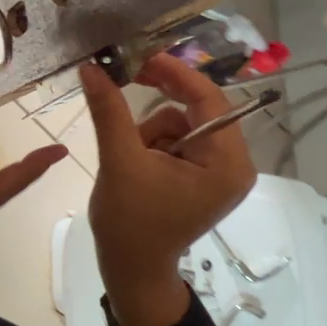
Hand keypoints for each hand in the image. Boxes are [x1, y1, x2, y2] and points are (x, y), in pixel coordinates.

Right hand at [80, 53, 257, 325]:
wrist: (132, 270)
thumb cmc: (131, 222)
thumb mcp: (119, 162)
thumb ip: (109, 111)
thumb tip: (92, 67)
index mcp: (227, 163)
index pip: (208, 101)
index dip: (175, 73)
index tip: (139, 56)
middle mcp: (234, 165)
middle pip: (196, 111)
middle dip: (157, 107)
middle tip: (124, 81)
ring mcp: (219, 173)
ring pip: (181, 125)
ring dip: (151, 132)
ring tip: (130, 160)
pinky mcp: (202, 179)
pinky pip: (179, 142)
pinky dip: (154, 145)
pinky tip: (137, 166)